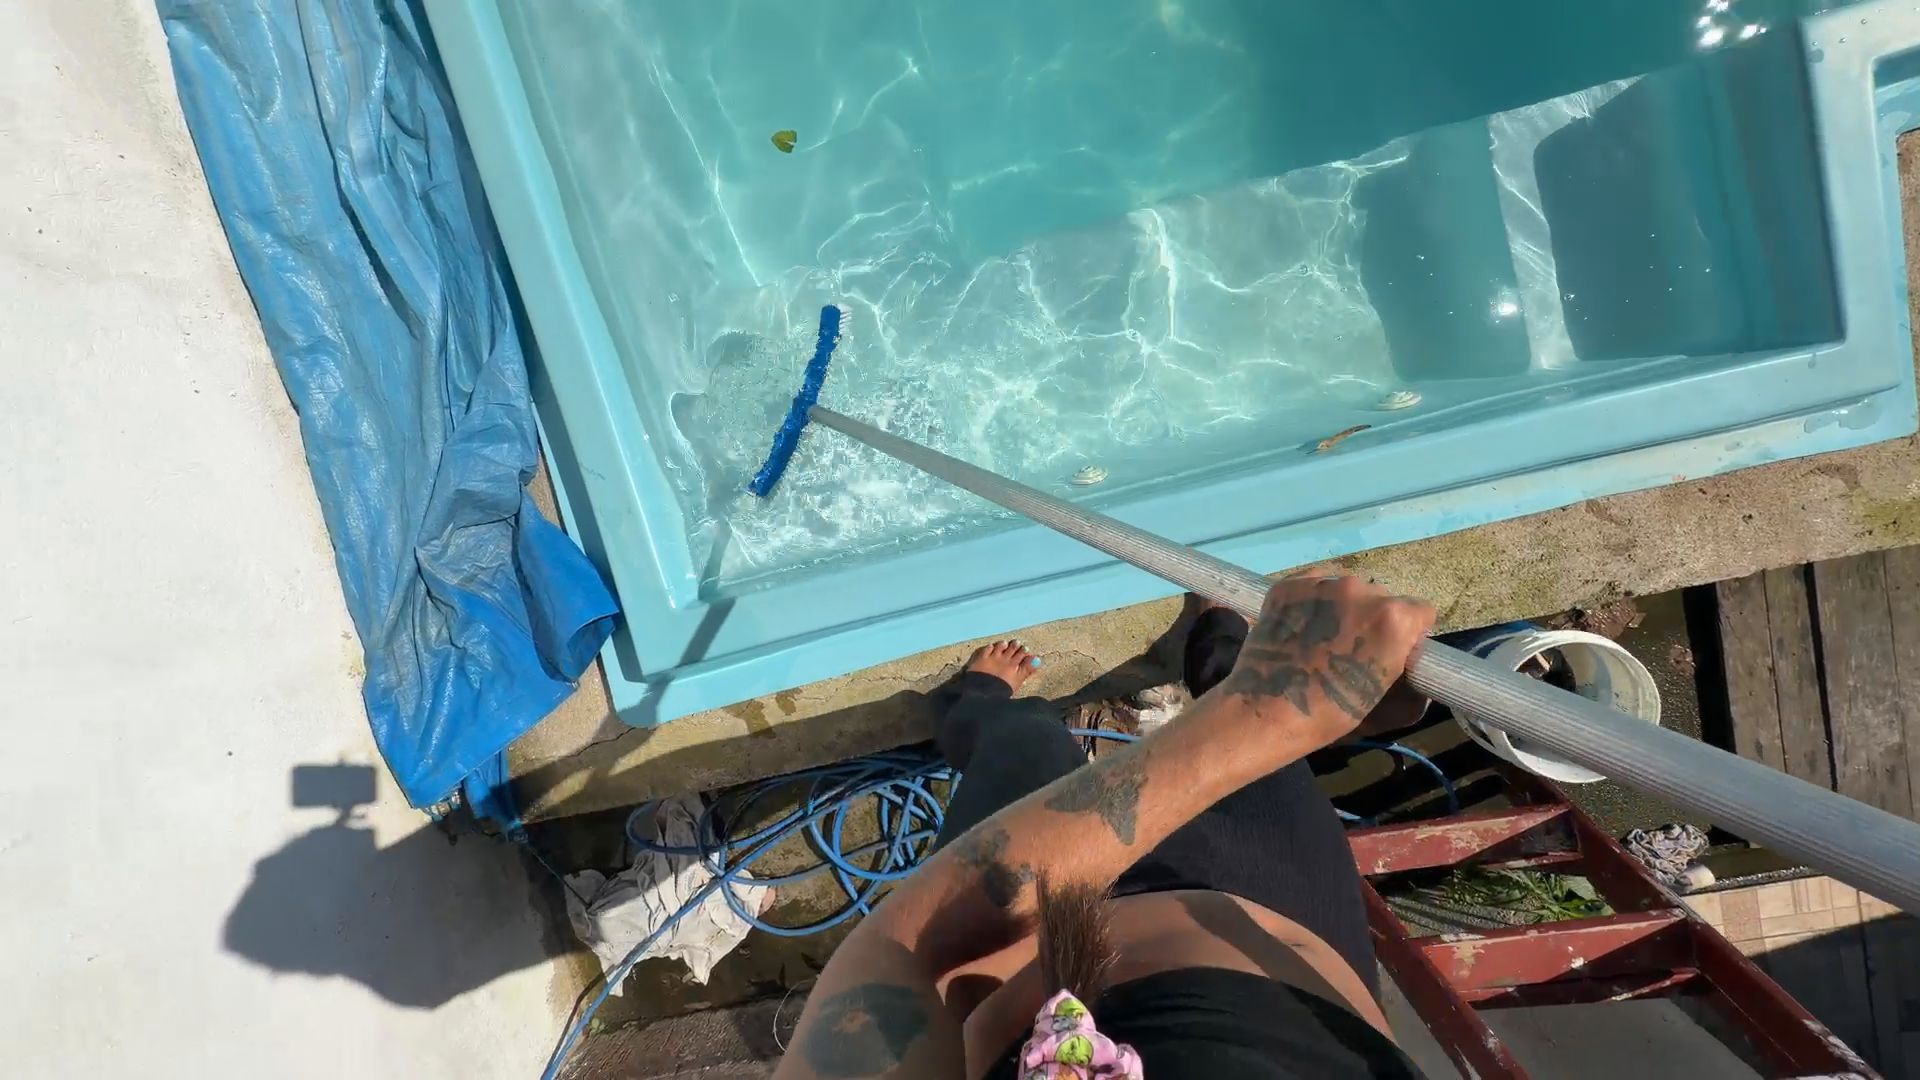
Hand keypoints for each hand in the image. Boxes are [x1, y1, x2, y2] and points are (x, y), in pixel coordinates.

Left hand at [1213, 574, 1435, 752]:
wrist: (1267, 708)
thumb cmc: (1332, 712)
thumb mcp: (1391, 702)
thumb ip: (1410, 672)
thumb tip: (1413, 659)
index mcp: (1393, 617)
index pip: (1418, 611)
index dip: (1407, 633)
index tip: (1390, 650)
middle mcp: (1358, 589)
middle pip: (1379, 597)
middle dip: (1371, 618)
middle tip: (1350, 646)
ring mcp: (1318, 584)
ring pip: (1344, 588)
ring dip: (1340, 606)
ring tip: (1320, 636)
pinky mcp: (1286, 585)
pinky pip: (1312, 584)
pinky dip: (1311, 599)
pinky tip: (1301, 624)